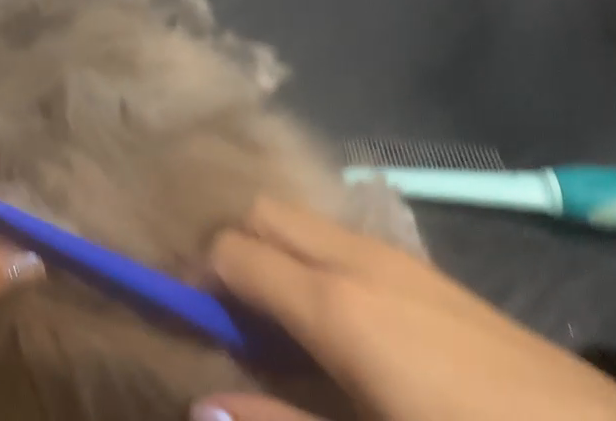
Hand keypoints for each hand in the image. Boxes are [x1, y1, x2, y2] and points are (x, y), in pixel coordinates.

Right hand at [194, 199, 615, 420]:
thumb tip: (199, 403)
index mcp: (335, 303)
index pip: (232, 250)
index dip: (196, 277)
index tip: (185, 316)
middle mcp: (358, 259)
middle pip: (263, 213)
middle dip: (230, 247)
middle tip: (227, 313)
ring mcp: (398, 258)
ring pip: (304, 222)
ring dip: (273, 253)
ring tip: (277, 321)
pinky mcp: (430, 273)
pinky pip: (343, 241)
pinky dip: (313, 261)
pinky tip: (337, 324)